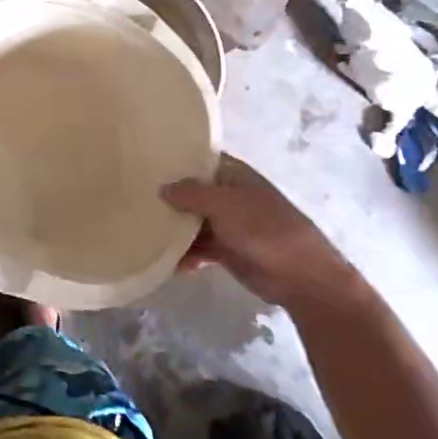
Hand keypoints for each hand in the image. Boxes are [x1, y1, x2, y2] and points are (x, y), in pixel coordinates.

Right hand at [161, 157, 363, 313]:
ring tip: (147, 236)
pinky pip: (199, 248)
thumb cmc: (264, 229)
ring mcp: (228, 223)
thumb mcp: (223, 204)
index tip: (142, 164)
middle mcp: (228, 195)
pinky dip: (186, 255)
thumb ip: (190, 193)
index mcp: (232, 175)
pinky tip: (173, 265)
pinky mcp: (228, 250)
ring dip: (174, 230)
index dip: (172, 161)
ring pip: (192, 222)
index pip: (197, 160)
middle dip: (167, 199)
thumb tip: (162, 188)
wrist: (303, 278)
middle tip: (134, 201)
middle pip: (190, 192)